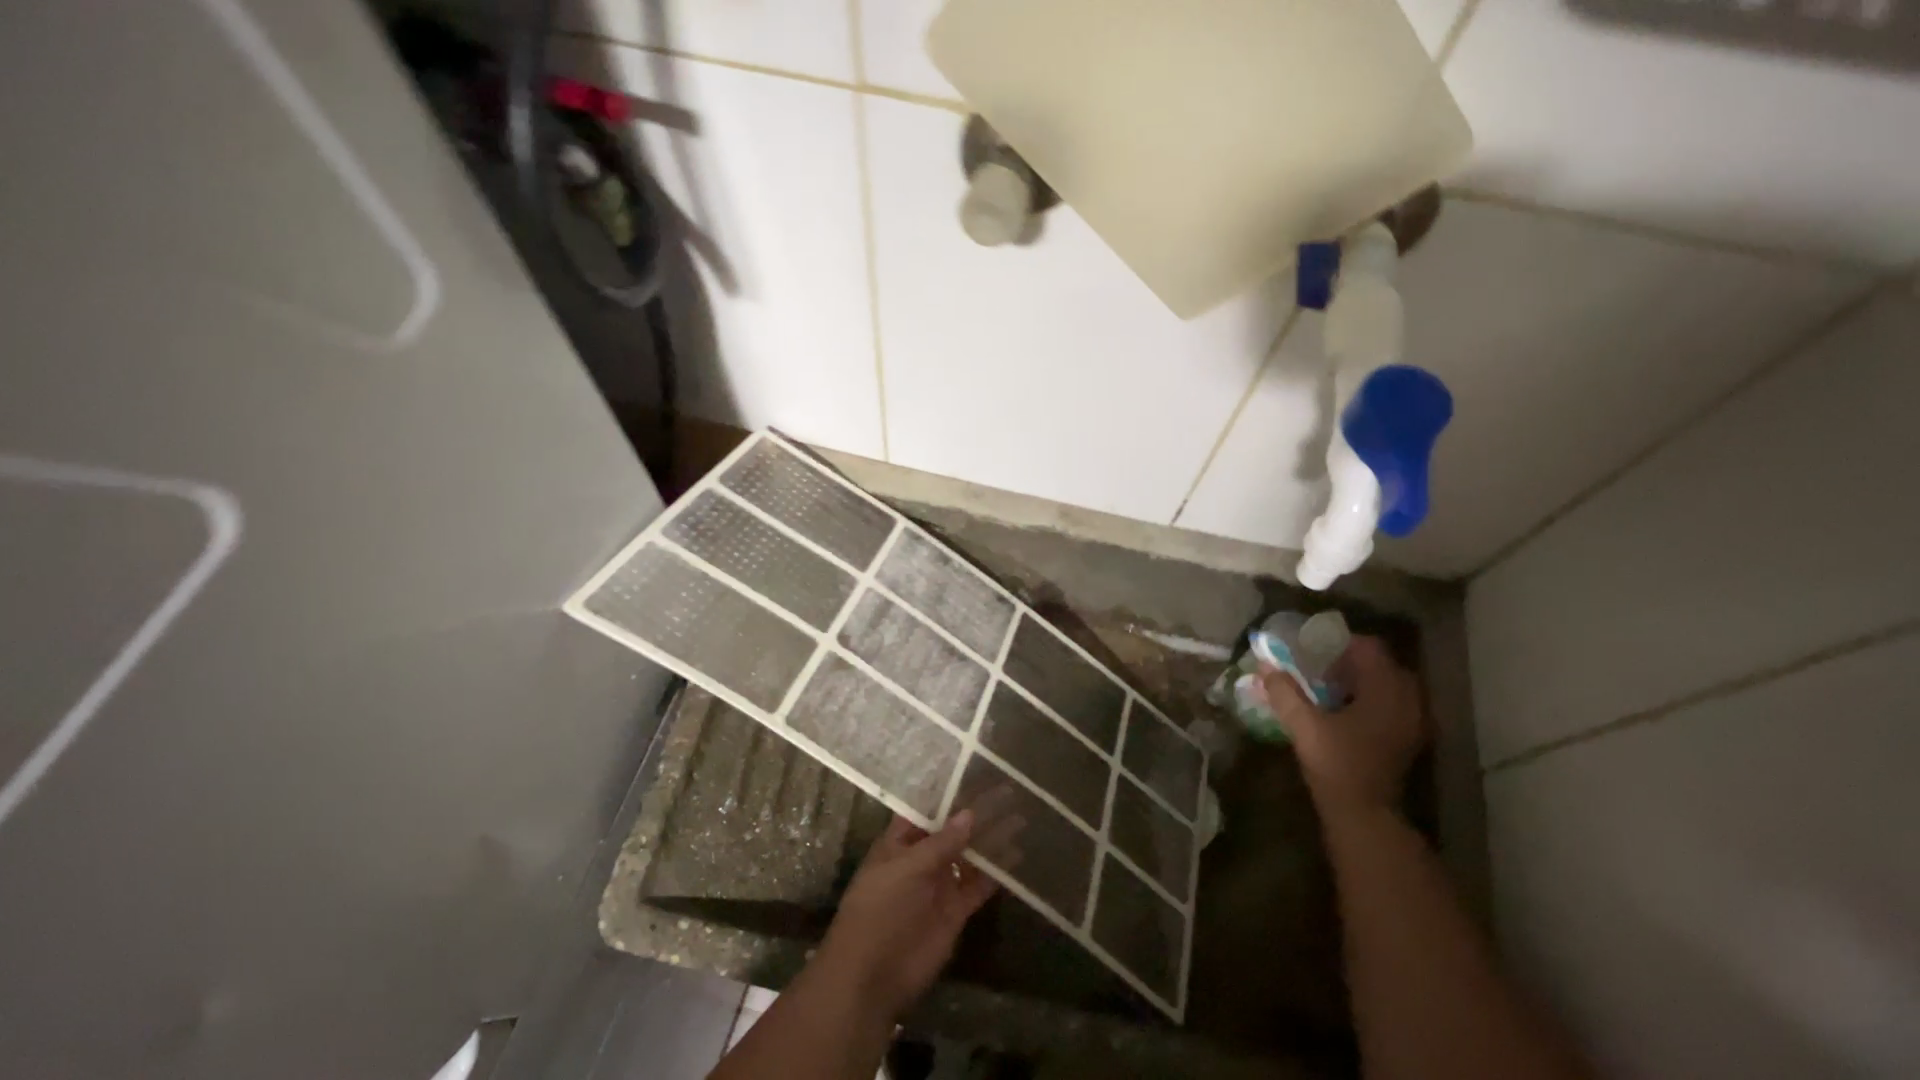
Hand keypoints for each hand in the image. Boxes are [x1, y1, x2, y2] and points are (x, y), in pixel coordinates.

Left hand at [813, 810, 1008, 1020]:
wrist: (873, 974)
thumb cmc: (880, 910)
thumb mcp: (906, 868)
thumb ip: (941, 843)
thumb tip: (969, 813)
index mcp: (898, 844)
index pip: (924, 812)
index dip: (947, 795)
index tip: (975, 774)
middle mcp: (919, 861)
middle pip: (951, 832)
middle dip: (976, 815)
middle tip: (1008, 792)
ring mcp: (938, 886)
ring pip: (968, 857)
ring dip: (990, 841)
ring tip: (1020, 818)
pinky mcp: (954, 911)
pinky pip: (978, 886)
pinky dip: (996, 874)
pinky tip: (1017, 857)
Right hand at [1257, 635, 1425, 821]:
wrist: (1365, 815)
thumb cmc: (1336, 766)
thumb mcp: (1304, 726)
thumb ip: (1285, 693)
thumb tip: (1266, 666)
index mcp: (1387, 689)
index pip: (1370, 647)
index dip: (1340, 644)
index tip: (1313, 651)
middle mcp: (1408, 699)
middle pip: (1382, 665)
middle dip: (1351, 662)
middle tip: (1319, 669)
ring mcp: (1414, 721)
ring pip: (1390, 686)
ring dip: (1362, 683)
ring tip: (1330, 691)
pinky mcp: (1410, 739)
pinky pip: (1394, 705)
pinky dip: (1372, 702)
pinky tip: (1346, 715)